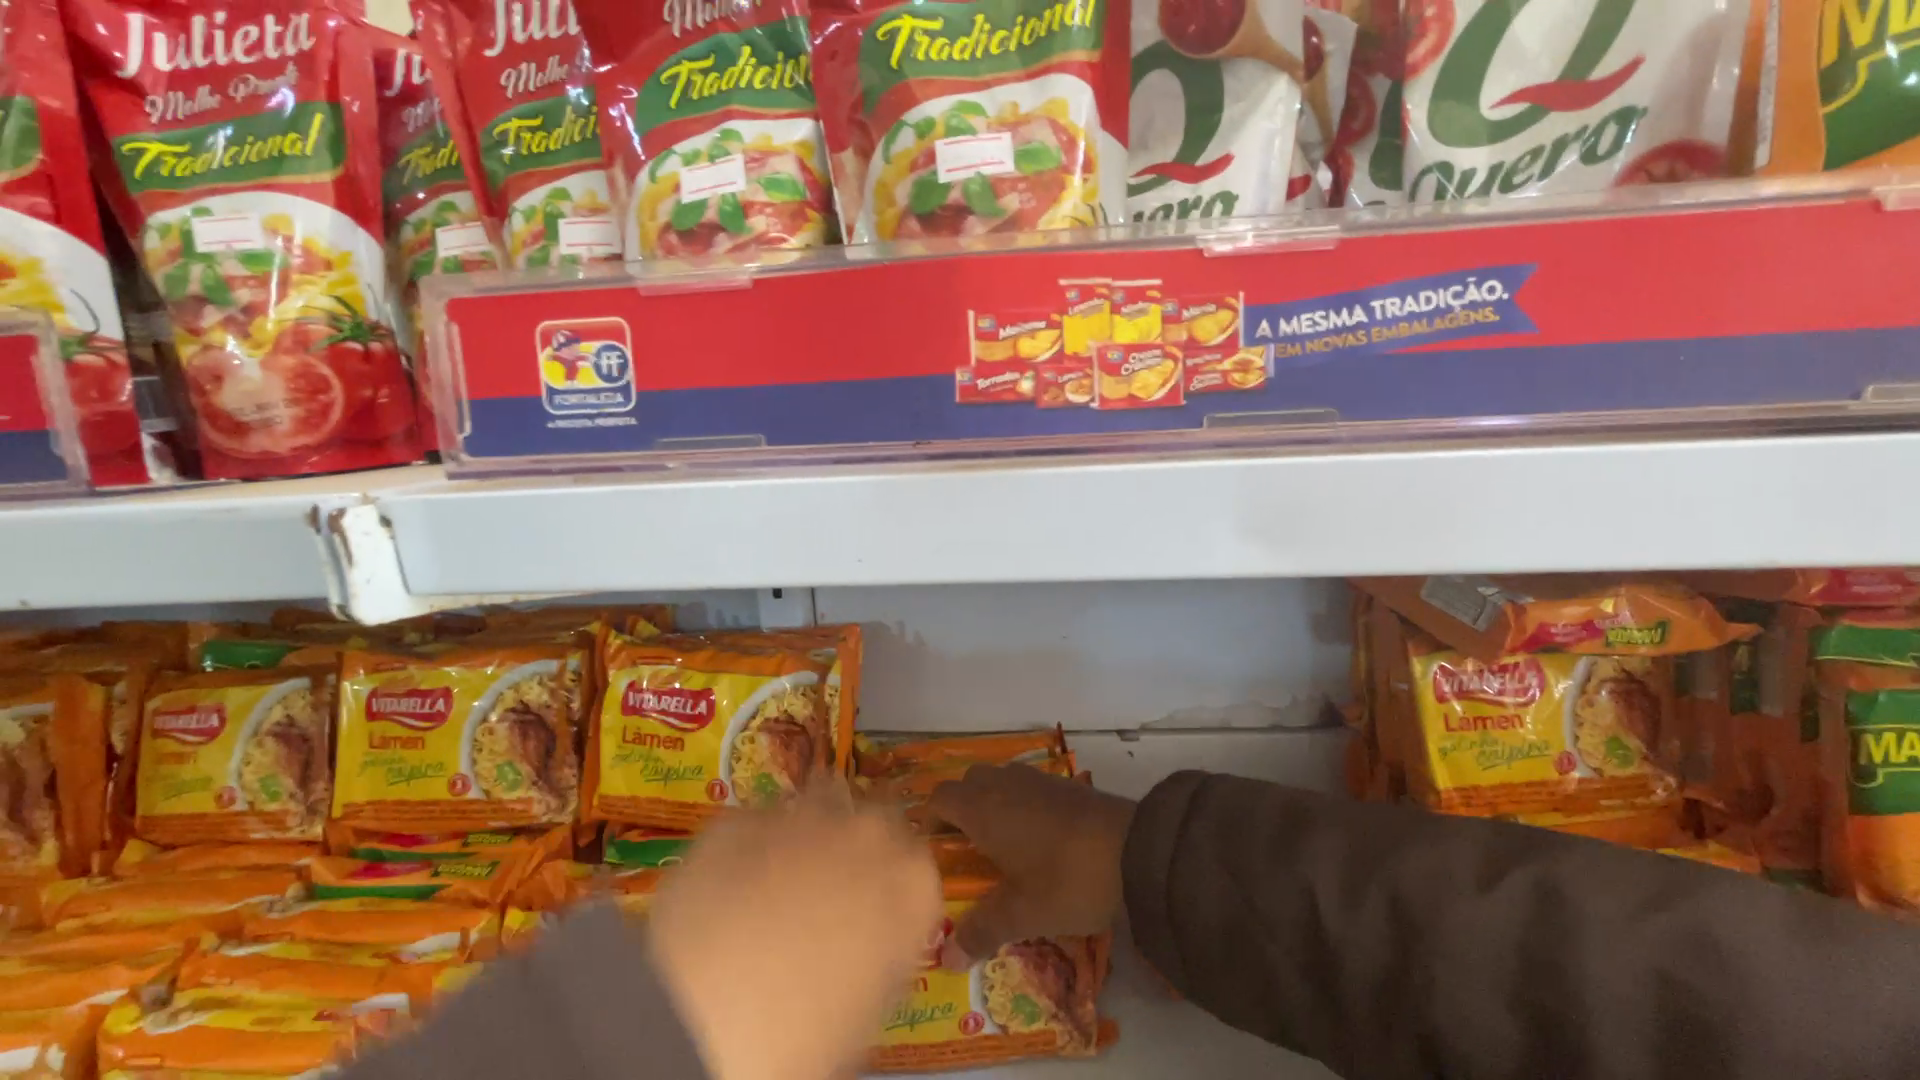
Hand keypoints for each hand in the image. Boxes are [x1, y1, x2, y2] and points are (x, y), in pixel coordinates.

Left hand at [646, 785, 940, 1079]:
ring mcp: (802, 815)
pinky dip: (748, 851)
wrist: (705, 1012)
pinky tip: (728, 891)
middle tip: (823, 901)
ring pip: (815, 810)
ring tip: (776, 885)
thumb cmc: (805, 1031)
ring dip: (806, 837)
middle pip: (872, 827)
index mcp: (913, 882)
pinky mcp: (740, 817)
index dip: (892, 894)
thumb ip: (884, 957)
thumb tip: (870, 947)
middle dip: (853, 854)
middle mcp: (867, 832)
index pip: (917, 869)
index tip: (872, 919)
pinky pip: (755, 827)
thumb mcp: (869, 1008)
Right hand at [926, 764, 1136, 968]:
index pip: (940, 798)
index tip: (931, 850)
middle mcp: (1004, 784)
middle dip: (960, 812)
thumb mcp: (1022, 913)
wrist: (1137, 850)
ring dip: (993, 807)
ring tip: (1000, 849)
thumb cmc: (1065, 879)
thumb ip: (981, 931)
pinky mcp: (1067, 786)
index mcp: (982, 807)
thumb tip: (946, 958)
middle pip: (968, 785)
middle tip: (964, 852)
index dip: (930, 820)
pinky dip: (1022, 807)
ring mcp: (1038, 780)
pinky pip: (1028, 788)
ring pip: (1000, 783)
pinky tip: (1037, 843)